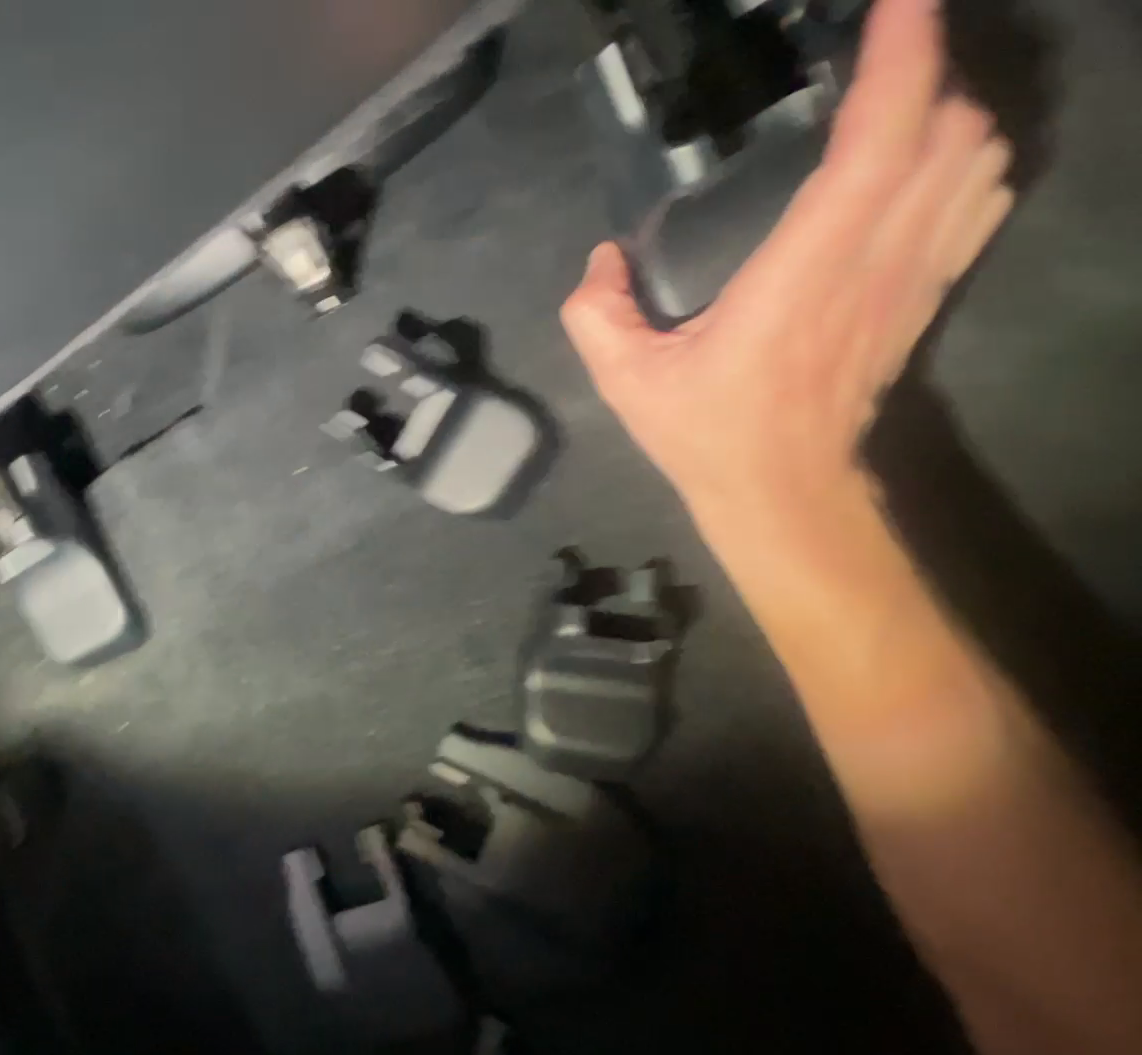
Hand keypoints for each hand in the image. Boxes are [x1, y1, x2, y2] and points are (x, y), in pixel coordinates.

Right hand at [560, 0, 1013, 529]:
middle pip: (945, 132)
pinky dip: (964, 158)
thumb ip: (595, 313)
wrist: (782, 488)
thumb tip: (604, 259)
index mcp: (801, 274)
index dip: (899, 61)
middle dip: (926, 73)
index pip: (876, 144)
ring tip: (899, 95)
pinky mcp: (925, 294)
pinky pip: (977, 200)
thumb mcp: (623, 379)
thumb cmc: (704, 431)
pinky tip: (928, 156)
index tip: (899, 3)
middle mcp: (874, 263)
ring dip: (948, 111)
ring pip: (973, 160)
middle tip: (879, 48)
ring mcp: (911, 278)